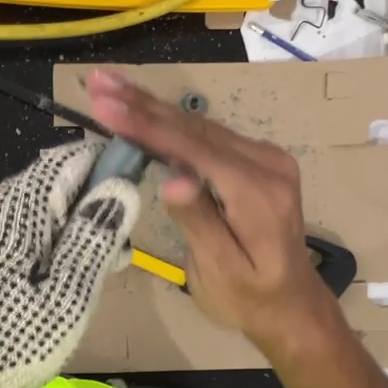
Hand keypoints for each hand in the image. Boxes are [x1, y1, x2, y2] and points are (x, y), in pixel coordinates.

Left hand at [0, 138, 139, 387]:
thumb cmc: (13, 344)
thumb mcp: (67, 298)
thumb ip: (94, 239)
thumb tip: (121, 186)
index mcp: (11, 213)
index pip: (65, 162)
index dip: (104, 169)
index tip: (131, 198)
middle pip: (52, 184)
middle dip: (90, 208)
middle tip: (115, 256)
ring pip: (38, 208)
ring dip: (71, 230)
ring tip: (91, 277)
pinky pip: (20, 230)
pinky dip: (47, 244)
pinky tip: (58, 281)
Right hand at [86, 69, 348, 366]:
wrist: (291, 306)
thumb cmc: (250, 298)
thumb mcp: (223, 271)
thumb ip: (200, 222)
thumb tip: (173, 179)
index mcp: (258, 191)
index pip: (194, 148)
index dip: (146, 126)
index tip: (104, 106)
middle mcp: (265, 162)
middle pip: (194, 127)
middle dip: (141, 103)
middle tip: (97, 81)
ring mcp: (262, 157)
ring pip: (197, 125)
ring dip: (150, 105)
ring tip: (108, 86)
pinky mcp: (252, 160)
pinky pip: (204, 135)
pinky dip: (168, 121)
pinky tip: (139, 108)